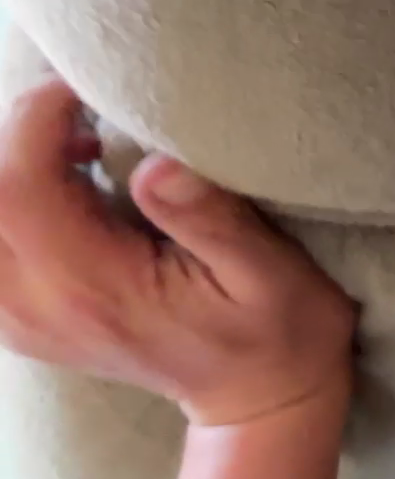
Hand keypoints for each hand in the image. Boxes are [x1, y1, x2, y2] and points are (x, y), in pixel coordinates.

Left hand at [0, 77, 355, 426]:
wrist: (263, 396)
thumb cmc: (284, 329)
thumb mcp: (271, 273)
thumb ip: (211, 221)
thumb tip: (158, 164)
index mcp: (90, 288)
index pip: (16, 191)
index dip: (33, 124)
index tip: (81, 82)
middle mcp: (32, 305)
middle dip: (16, 137)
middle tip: (87, 102)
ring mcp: (18, 316)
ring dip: (12, 169)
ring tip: (82, 139)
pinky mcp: (24, 314)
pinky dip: (14, 199)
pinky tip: (71, 179)